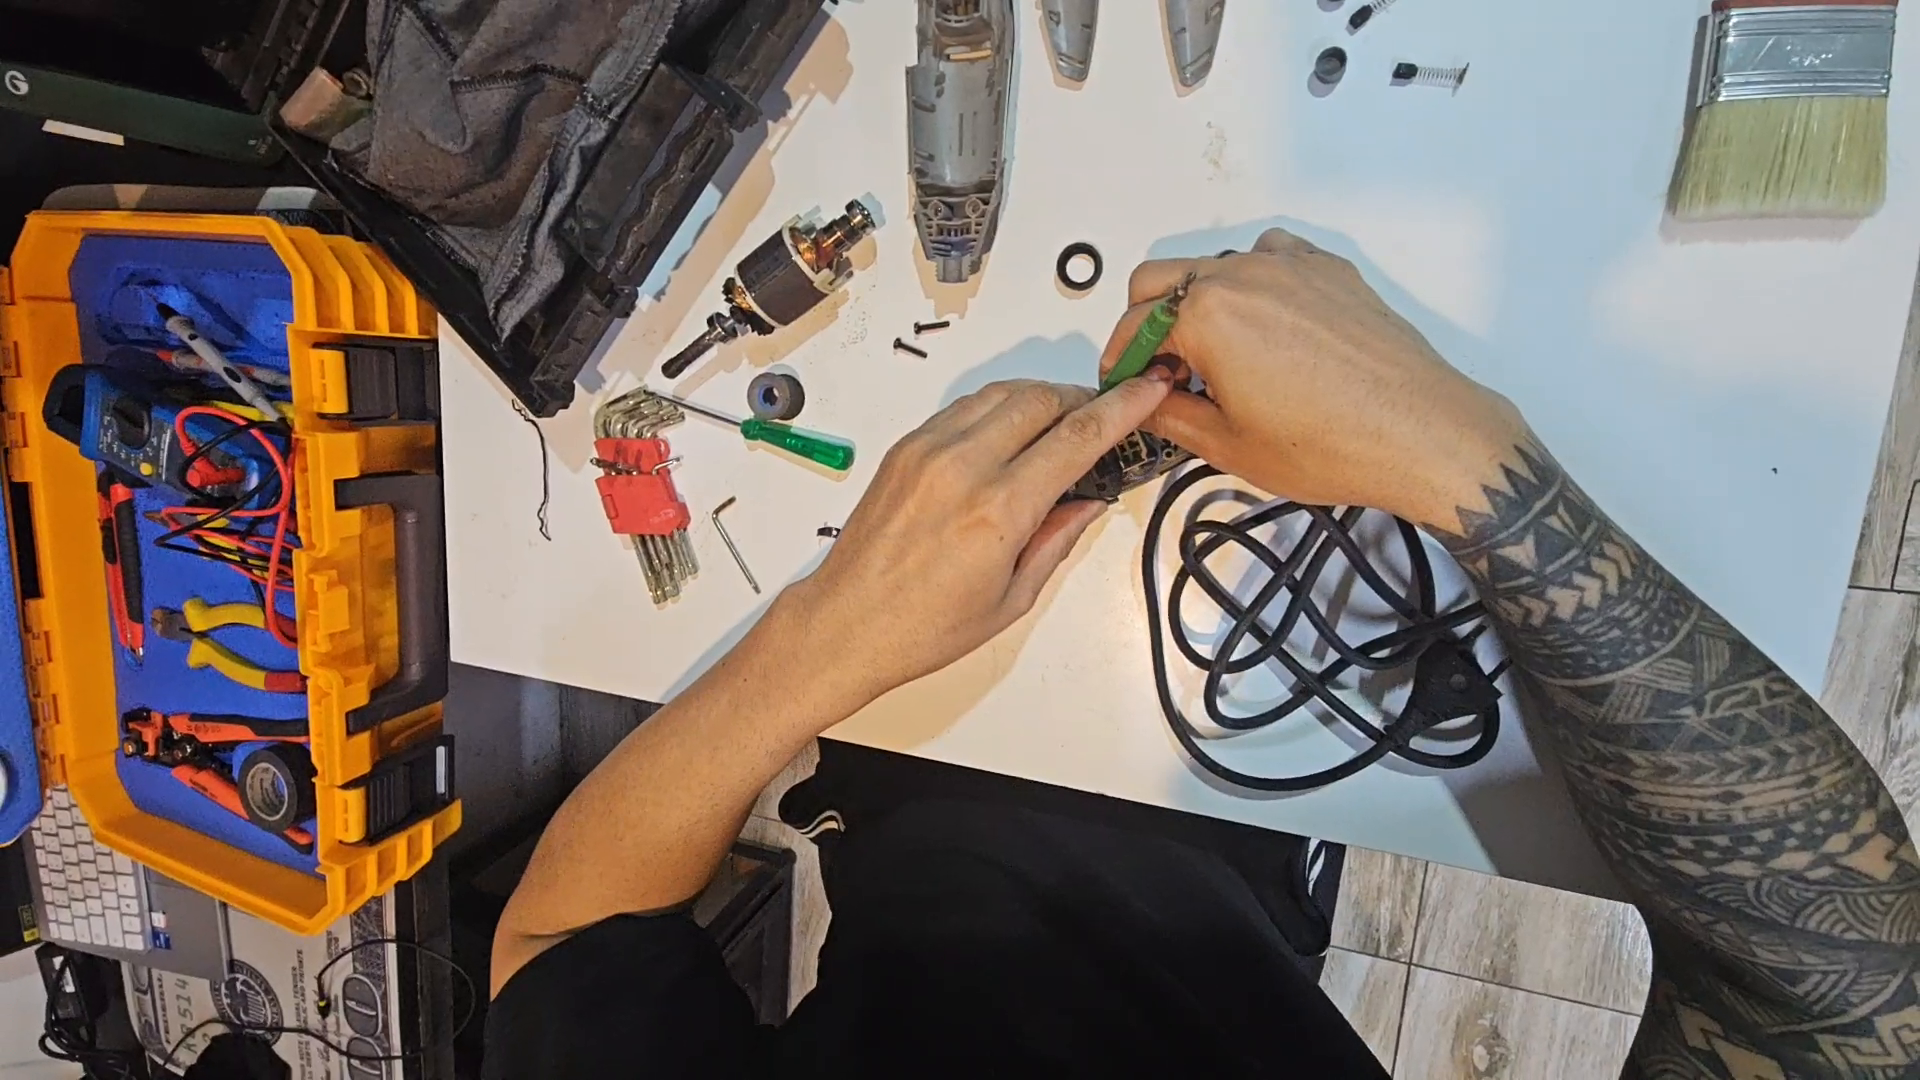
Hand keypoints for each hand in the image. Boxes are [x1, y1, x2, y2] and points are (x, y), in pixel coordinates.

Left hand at [788, 375, 1171, 704]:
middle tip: (1101, 419)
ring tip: (1059, 425)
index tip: (1147, 391)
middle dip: (1082, 400)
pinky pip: (965, 406)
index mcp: (998, 511)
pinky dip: (999, 407)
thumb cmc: (925, 627)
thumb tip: (1090, 499)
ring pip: (1002, 393)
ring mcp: (927, 450)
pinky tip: (1010, 433)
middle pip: (1041, 399)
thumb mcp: (1011, 599)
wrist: (846, 623)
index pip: (1077, 438)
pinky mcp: (905, 447)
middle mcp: (962, 467)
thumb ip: (1057, 540)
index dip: (1122, 409)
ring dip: (1041, 398)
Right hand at [1097, 228, 1524, 526]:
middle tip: (1158, 372)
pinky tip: (1260, 328)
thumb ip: (1164, 414)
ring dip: (1191, 305)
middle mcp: (1240, 275)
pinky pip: (1264, 258)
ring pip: (1208, 265)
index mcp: (1205, 315)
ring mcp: (1288, 265)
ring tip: (1212, 356)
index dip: (1118, 363)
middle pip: (1156, 279)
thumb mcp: (1222, 443)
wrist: (1419, 434)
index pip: (1132, 327)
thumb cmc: (1323, 445)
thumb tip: (1139, 401)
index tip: (1123, 388)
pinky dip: (1245, 285)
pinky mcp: (1326, 270)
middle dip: (1143, 324)